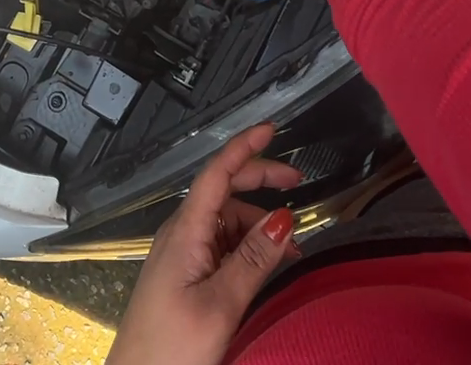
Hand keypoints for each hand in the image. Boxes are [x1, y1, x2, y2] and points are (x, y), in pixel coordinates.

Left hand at [106, 124, 301, 364]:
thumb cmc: (172, 349)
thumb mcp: (220, 306)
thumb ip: (253, 260)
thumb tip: (284, 217)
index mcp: (186, 230)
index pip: (217, 173)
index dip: (244, 146)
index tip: (271, 127)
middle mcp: (182, 232)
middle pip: (224, 189)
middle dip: (260, 178)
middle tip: (298, 181)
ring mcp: (183, 253)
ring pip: (227, 219)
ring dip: (259, 223)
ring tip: (293, 247)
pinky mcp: (186, 274)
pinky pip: (222, 244)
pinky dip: (249, 246)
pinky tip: (269, 263)